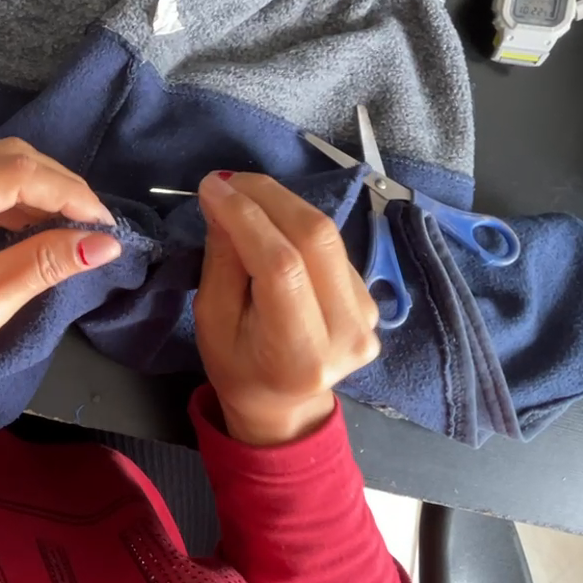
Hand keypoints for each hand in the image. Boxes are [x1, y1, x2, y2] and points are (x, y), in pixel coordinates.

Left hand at [0, 139, 123, 409]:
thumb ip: (41, 265)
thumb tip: (105, 243)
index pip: (13, 173)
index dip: (68, 192)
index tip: (107, 224)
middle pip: (7, 159)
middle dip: (59, 188)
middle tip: (97, 228)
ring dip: (42, 193)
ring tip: (78, 229)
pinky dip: (17, 201)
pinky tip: (44, 225)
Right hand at [194, 172, 380, 445]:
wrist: (282, 402)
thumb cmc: (235, 364)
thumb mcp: (211, 319)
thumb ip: (222, 261)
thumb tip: (223, 202)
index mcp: (299, 353)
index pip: (281, 267)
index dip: (246, 218)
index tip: (212, 188)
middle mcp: (347, 333)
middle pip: (315, 240)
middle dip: (268, 197)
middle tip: (227, 180)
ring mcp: (367, 315)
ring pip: (327, 235)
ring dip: (282, 201)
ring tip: (242, 190)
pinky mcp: (371, 297)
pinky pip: (331, 245)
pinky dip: (296, 220)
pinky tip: (268, 214)